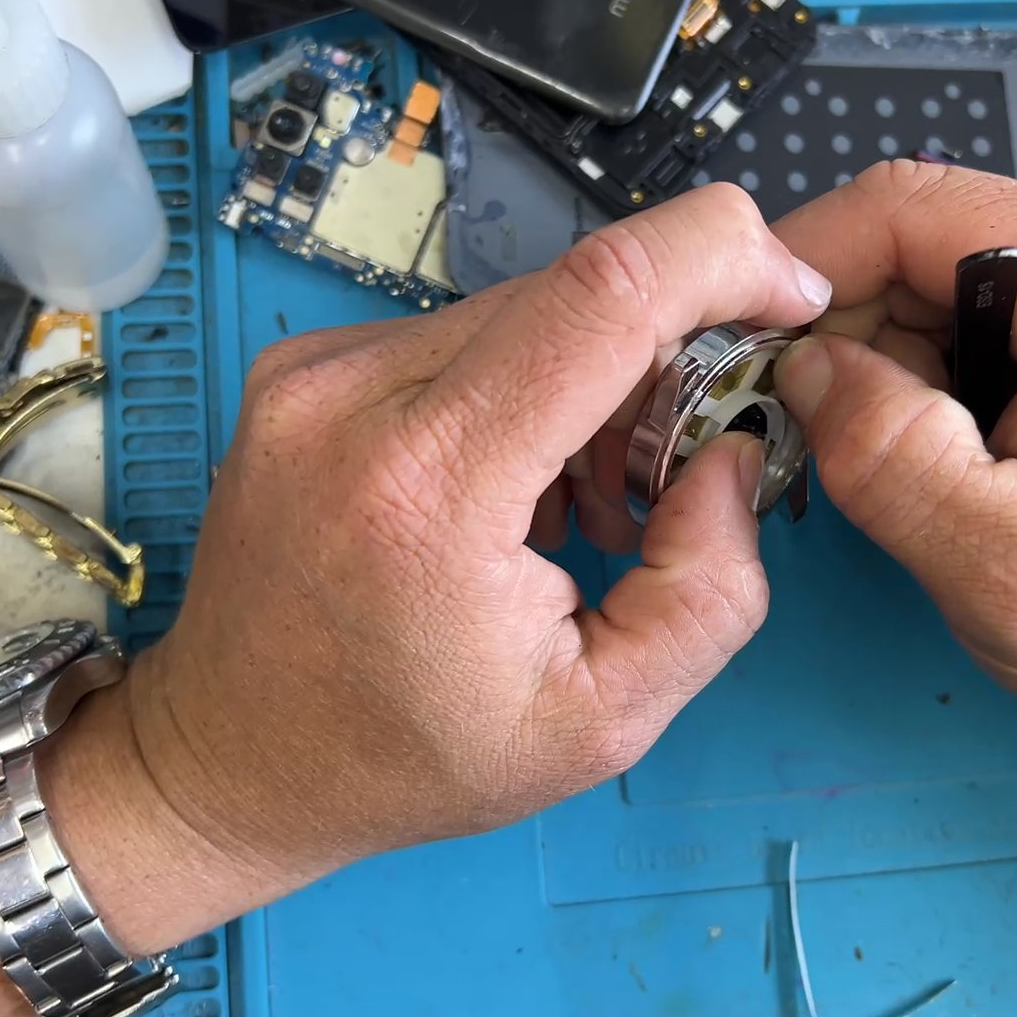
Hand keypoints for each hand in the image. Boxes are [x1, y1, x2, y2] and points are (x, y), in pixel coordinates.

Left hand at [126, 186, 830, 892]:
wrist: (231, 757)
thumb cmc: (410, 757)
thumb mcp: (601, 721)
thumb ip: (710, 591)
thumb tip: (728, 455)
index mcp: (430, 486)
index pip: (603, 293)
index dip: (722, 259)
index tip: (785, 292)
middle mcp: (354, 394)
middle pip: (574, 297)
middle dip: (663, 358)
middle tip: (666, 469)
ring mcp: (315, 370)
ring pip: (522, 313)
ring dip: (590, 383)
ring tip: (576, 502)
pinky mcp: (306, 371)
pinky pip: (463, 339)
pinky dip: (524, 389)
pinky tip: (514, 483)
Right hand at [770, 161, 1016, 721]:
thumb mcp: (1002, 565)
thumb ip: (887, 459)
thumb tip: (798, 367)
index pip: (905, 211)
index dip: (795, 275)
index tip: (735, 359)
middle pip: (903, 245)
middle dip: (839, 345)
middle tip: (830, 447)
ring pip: (910, 282)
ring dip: (873, 371)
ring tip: (913, 466)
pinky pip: (939, 312)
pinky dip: (904, 379)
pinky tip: (939, 446)